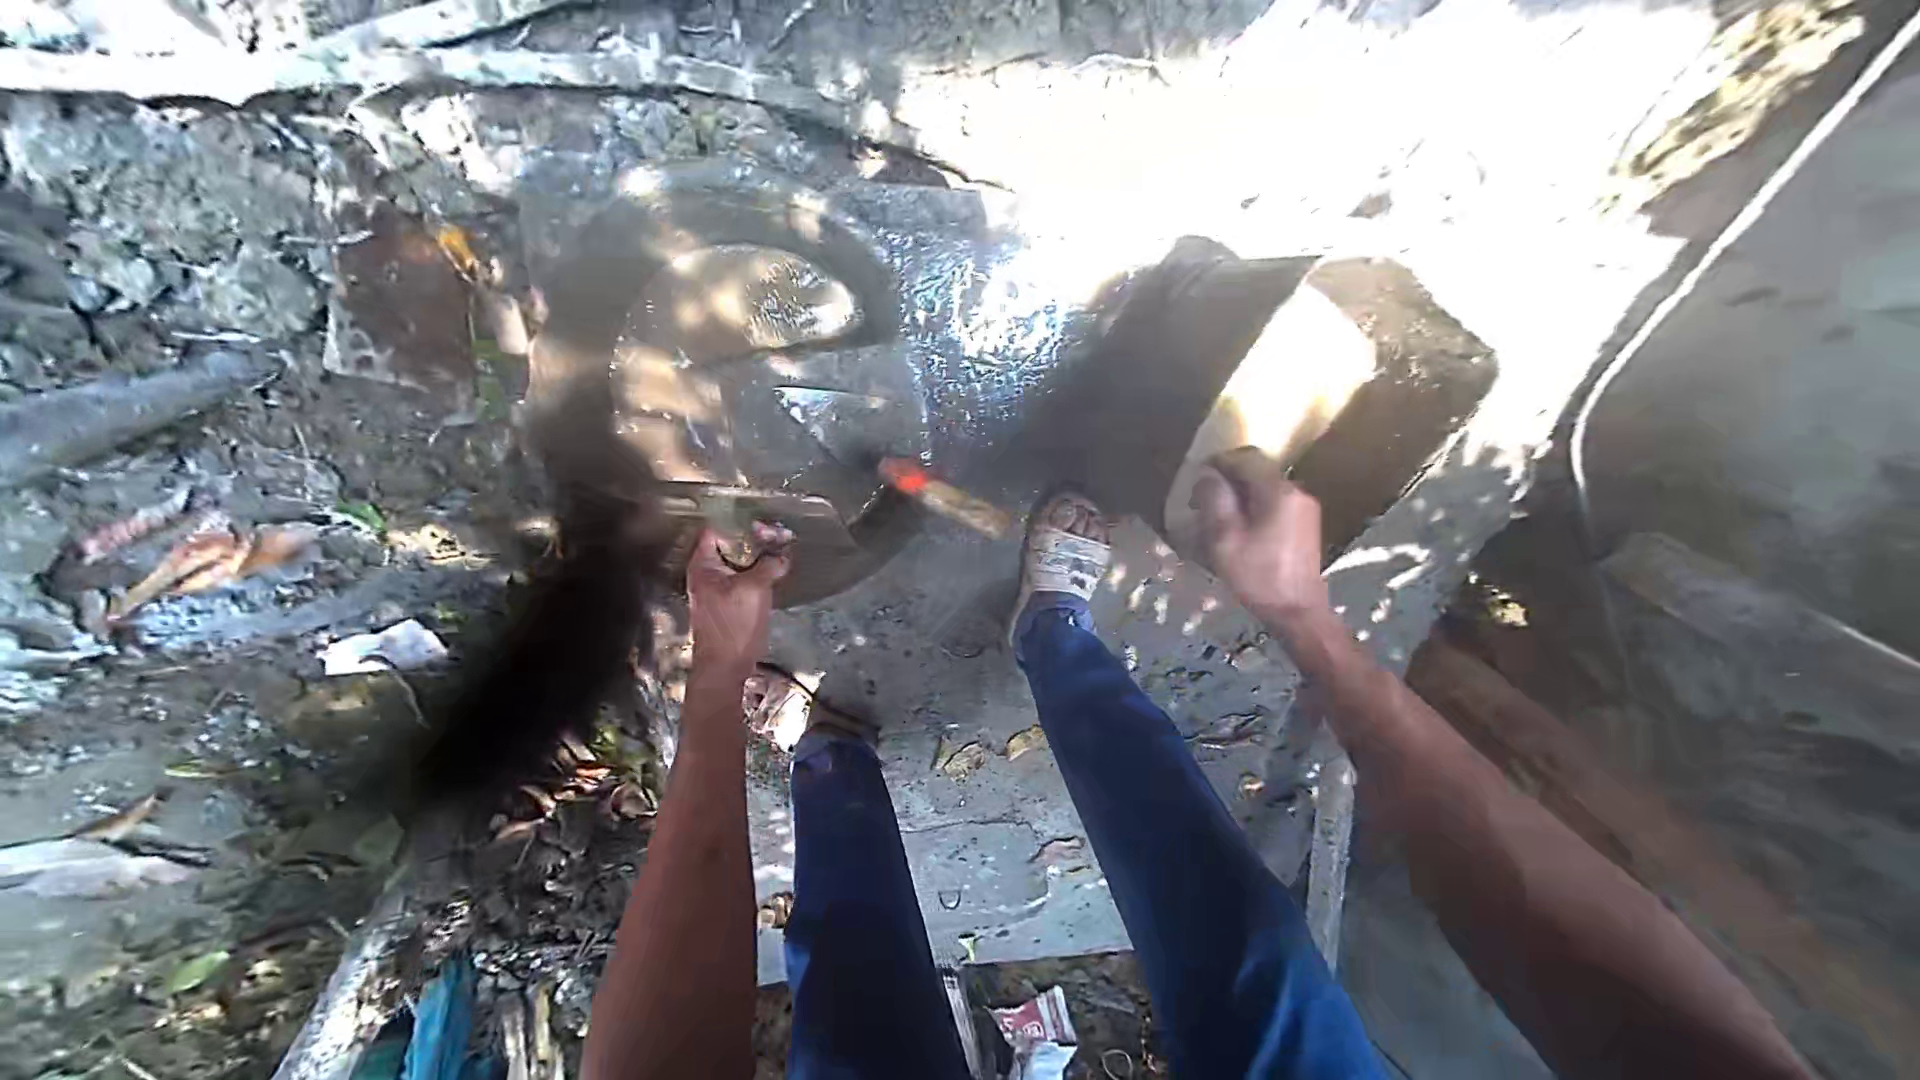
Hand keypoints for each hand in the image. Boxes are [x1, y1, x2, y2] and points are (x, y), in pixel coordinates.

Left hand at [687, 523, 791, 677]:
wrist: (726, 666)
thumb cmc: (734, 625)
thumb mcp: (754, 589)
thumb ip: (768, 565)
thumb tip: (782, 555)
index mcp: (703, 565)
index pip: (718, 529)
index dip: (741, 523)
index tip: (765, 524)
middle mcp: (707, 572)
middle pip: (731, 544)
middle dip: (756, 538)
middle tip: (780, 536)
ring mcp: (719, 587)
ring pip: (741, 561)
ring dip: (761, 555)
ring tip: (783, 548)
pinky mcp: (731, 600)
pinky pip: (746, 576)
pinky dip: (760, 571)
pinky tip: (778, 569)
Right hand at [1191, 447, 1329, 632]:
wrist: (1296, 610)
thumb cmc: (1256, 575)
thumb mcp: (1224, 538)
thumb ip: (1215, 500)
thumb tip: (1208, 475)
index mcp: (1278, 492)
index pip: (1246, 457)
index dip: (1218, 461)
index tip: (1197, 476)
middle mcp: (1296, 491)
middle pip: (1257, 469)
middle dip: (1228, 478)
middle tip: (1202, 499)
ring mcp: (1304, 507)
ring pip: (1265, 485)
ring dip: (1239, 493)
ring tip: (1217, 514)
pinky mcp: (1305, 522)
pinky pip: (1274, 501)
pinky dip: (1253, 504)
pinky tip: (1239, 526)